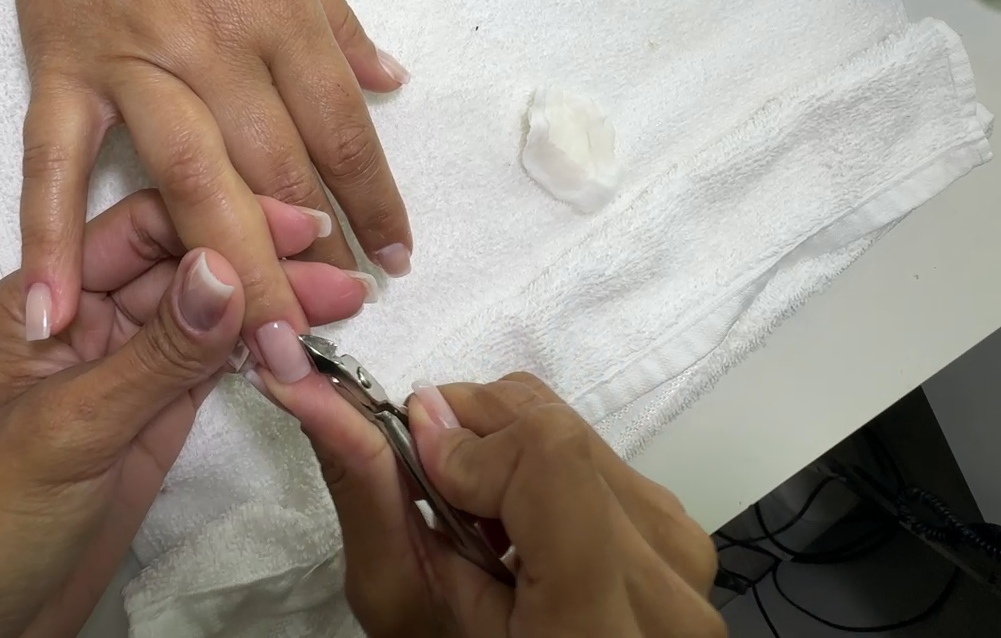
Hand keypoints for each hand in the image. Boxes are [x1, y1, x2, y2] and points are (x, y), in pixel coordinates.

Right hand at [0, 0, 413, 361]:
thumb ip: (340, 26)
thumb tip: (392, 86)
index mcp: (281, 12)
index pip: (343, 129)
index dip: (376, 200)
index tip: (398, 257)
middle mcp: (216, 44)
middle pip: (275, 173)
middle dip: (309, 261)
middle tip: (330, 339)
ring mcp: (133, 61)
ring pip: (189, 181)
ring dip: (227, 271)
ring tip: (257, 349)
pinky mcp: (60, 67)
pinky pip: (53, 161)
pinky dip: (49, 235)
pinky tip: (59, 311)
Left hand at [0, 190, 367, 637]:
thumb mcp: (68, 429)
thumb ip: (155, 351)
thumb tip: (227, 267)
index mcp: (50, 293)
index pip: (146, 228)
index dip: (219, 219)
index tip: (295, 229)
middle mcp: (93, 315)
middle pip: (187, 267)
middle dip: (261, 264)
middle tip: (338, 272)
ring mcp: (129, 365)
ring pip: (209, 315)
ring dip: (270, 308)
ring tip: (342, 303)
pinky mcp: (155, 411)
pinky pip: (214, 365)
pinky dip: (258, 353)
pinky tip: (300, 344)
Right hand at [303, 374, 723, 637]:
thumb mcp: (402, 604)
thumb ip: (367, 491)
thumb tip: (317, 387)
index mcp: (595, 631)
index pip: (547, 457)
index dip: (468, 440)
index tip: (420, 459)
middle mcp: (664, 585)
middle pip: (553, 429)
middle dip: (470, 432)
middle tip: (436, 485)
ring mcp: (682, 554)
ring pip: (567, 421)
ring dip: (500, 441)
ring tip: (481, 511)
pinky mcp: (679, 525)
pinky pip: (593, 439)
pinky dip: (536, 453)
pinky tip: (522, 516)